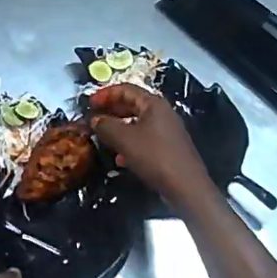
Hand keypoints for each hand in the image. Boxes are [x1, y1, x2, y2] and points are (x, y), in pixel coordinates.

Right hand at [89, 84, 214, 209]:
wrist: (187, 188)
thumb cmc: (155, 156)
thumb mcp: (124, 139)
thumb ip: (106, 125)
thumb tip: (95, 119)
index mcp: (153, 104)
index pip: (126, 89)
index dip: (105, 94)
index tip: (89, 103)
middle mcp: (163, 113)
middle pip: (132, 105)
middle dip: (111, 111)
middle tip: (94, 118)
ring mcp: (168, 131)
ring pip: (137, 123)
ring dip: (119, 128)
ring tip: (103, 137)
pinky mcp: (169, 148)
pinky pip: (145, 139)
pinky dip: (130, 143)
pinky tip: (120, 158)